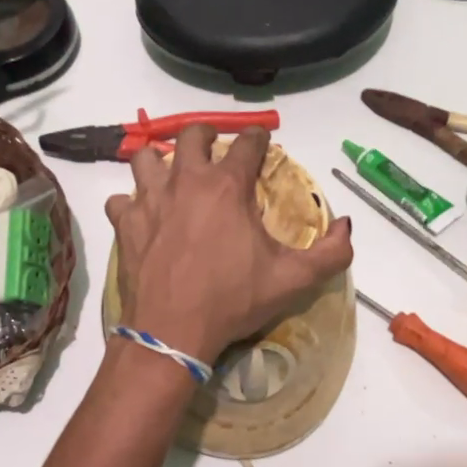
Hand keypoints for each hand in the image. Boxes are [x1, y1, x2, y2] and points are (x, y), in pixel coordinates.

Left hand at [104, 124, 352, 364]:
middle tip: (215, 149)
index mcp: (226, 186)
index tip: (262, 142)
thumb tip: (347, 226)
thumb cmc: (233, 301)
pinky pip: (119, 199)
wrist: (172, 331)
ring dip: (159, 160)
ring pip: (145, 157)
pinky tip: (141, 214)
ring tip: (171, 174)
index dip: (258, 138)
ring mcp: (149, 199)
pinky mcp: (125, 223)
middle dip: (206, 135)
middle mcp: (186, 181)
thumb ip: (331, 252)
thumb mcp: (293, 280)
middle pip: (191, 135)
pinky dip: (129, 202)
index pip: (247, 143)